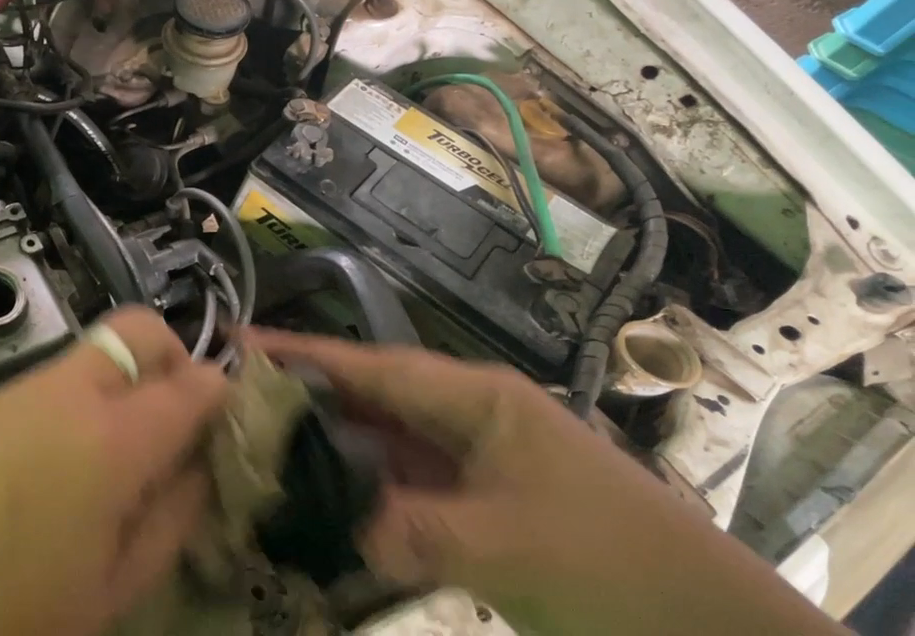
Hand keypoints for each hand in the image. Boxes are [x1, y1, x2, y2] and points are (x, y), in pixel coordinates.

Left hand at [0, 307, 227, 635]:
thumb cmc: (18, 599)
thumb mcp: (116, 583)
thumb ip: (173, 517)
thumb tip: (202, 470)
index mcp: (116, 438)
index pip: (195, 384)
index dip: (225, 395)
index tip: (232, 424)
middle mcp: (76, 389)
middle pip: (142, 327)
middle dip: (175, 358)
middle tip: (180, 417)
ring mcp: (31, 382)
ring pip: (100, 346)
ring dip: (130, 375)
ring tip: (130, 443)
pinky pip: (64, 371)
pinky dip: (90, 390)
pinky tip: (80, 449)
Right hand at [243, 329, 842, 635]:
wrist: (720, 635)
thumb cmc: (620, 568)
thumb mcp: (514, 548)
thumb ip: (414, 531)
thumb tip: (336, 528)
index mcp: (478, 399)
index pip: (373, 366)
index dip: (303, 354)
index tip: (238, 344)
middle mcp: (468, 418)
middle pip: (369, 399)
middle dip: (304, 400)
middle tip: (231, 406)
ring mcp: (472, 464)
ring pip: (381, 446)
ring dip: (328, 452)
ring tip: (260, 454)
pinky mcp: (476, 508)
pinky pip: (401, 490)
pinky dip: (361, 497)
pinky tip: (320, 510)